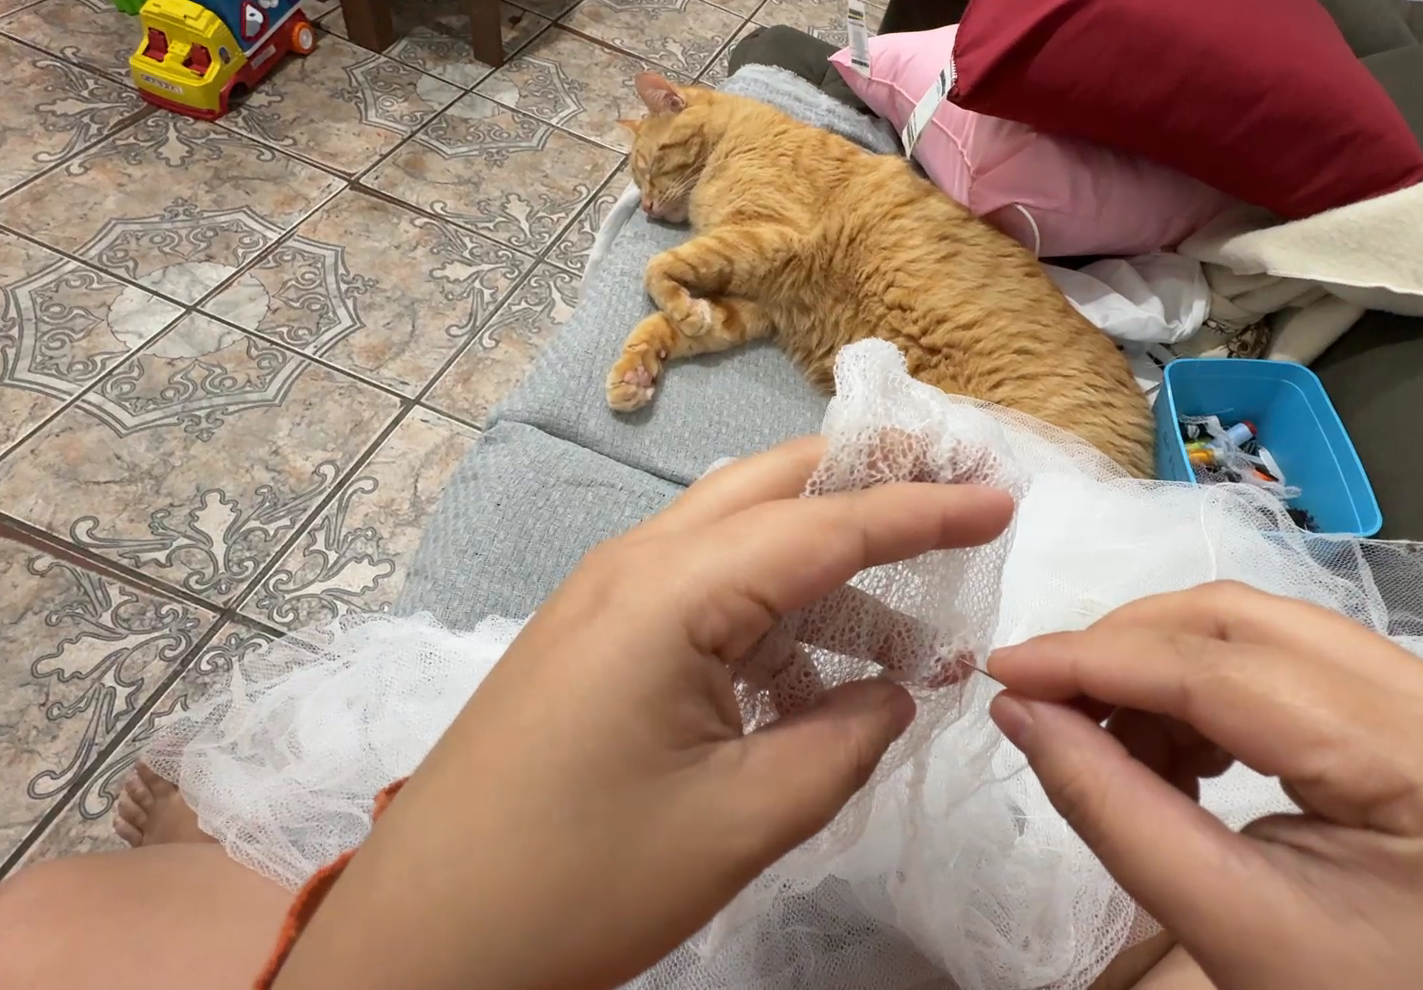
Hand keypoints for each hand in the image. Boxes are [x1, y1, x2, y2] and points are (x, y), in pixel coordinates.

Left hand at [275, 437, 1014, 989]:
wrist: (421, 940)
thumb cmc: (579, 882)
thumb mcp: (739, 820)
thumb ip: (841, 742)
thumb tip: (894, 691)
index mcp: (671, 589)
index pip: (825, 526)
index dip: (923, 511)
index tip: (1001, 499)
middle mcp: (638, 560)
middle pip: (775, 486)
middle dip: (870, 481)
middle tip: (954, 485)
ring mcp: (611, 590)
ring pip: (743, 534)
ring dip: (826, 560)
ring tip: (907, 622)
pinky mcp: (602, 630)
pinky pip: (709, 586)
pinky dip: (777, 606)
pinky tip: (821, 668)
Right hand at [986, 582, 1422, 989]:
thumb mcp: (1235, 932)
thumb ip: (1111, 807)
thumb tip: (1018, 709)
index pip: (1224, 670)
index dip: (1095, 658)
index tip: (1002, 668)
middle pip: (1246, 623)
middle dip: (1127, 650)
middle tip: (1050, 700)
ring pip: (1264, 634)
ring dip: (1165, 671)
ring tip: (1120, 744)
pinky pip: (1295, 669)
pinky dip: (1211, 695)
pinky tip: (1183, 753)